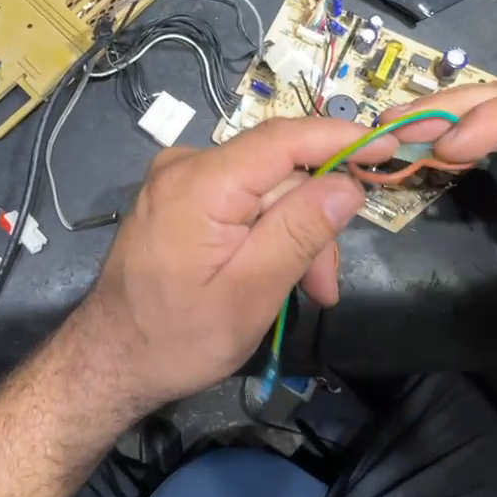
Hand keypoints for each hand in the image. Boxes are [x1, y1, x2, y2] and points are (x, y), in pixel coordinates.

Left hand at [62, 118, 397, 414]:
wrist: (110, 359)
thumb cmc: (177, 336)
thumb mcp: (251, 292)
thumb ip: (300, 232)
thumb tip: (347, 184)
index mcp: (200, 181)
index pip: (282, 139)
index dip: (338, 137)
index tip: (386, 146)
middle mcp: (186, 165)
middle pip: (276, 172)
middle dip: (312, 222)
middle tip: (327, 285)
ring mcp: (178, 179)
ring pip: (262, 189)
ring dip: (292, 234)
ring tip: (305, 292)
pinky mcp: (178, 196)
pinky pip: (239, 198)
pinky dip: (265, 231)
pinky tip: (273, 273)